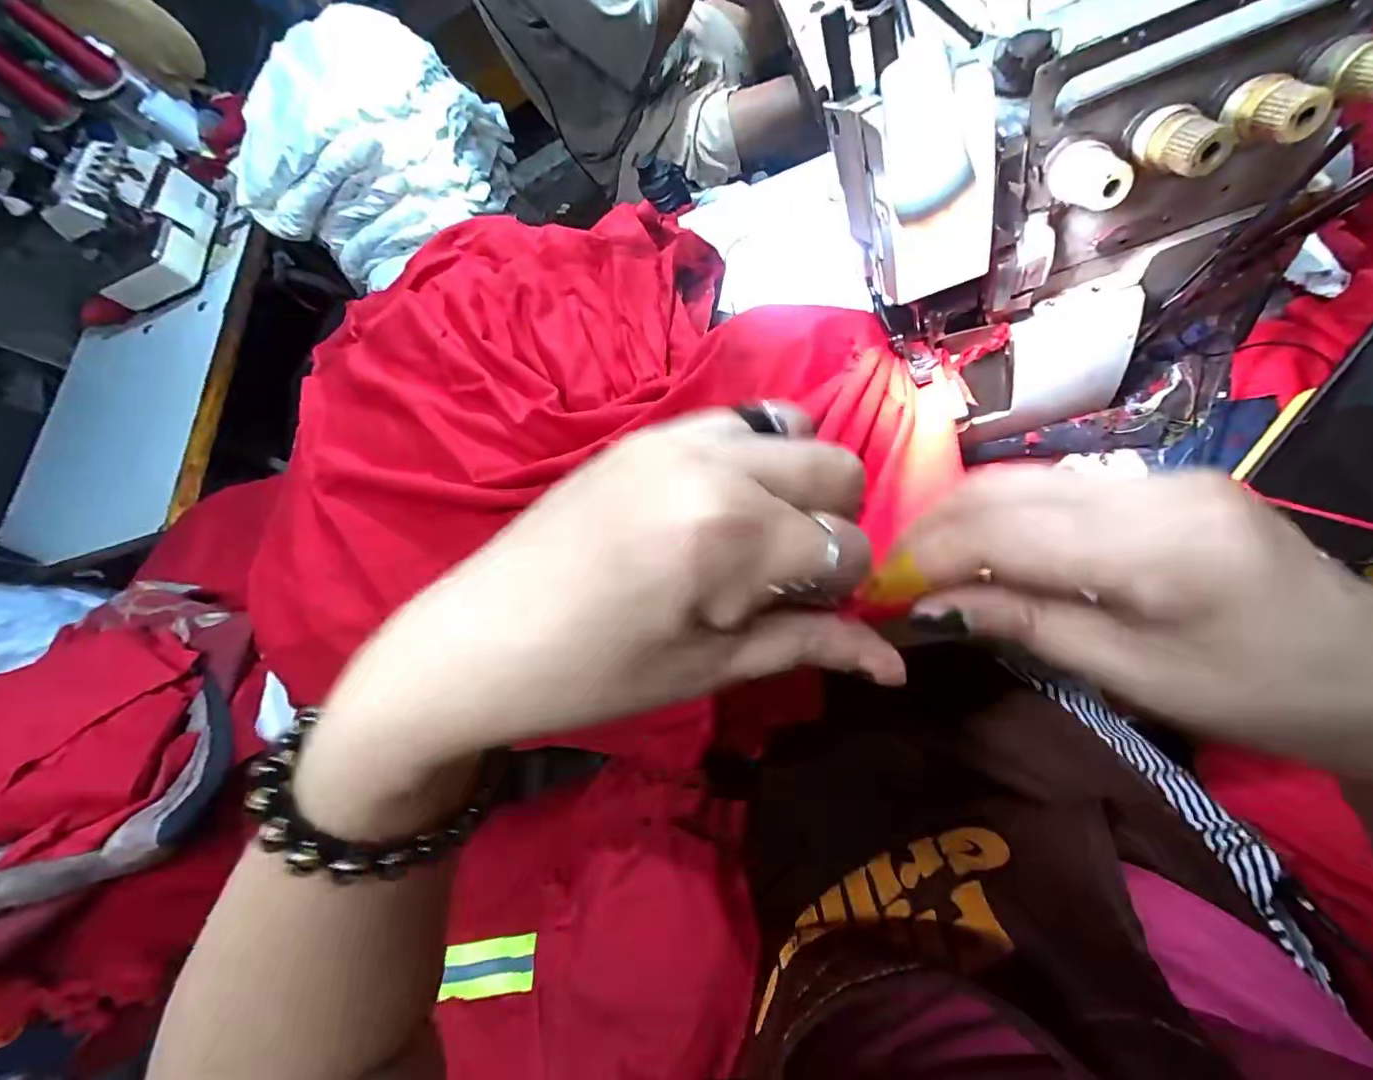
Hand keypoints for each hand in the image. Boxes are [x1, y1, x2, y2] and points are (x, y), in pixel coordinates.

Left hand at [297, 406, 904, 826]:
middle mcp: (714, 462)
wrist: (476, 641)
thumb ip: (807, 645)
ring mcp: (674, 435)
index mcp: (733, 531)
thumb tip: (895, 664)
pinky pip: (732, 422)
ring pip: (792, 430)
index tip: (800, 614)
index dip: (840, 588)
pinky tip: (711, 507)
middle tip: (778, 576)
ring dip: (793, 483)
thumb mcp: (708, 667)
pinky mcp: (643, 432)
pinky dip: (750, 458)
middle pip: (835, 469)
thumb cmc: (593, 674)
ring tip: (747, 536)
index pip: (846, 546)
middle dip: (828, 525)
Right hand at [887, 467, 1372, 773]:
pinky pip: (1053, 490)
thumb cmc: (1263, 698)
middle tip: (889, 576)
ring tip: (923, 563)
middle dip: (931, 531)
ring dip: (959, 519)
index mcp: (1156, 544)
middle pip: (1003, 490)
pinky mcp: (1158, 482)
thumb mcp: (1132, 674)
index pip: (1002, 531)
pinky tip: (980, 548)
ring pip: (1020, 481)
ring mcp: (1157, 475)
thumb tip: (930, 606)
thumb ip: (1026, 624)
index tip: (879, 591)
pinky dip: (1000, 517)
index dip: (928, 557)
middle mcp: (1151, 486)